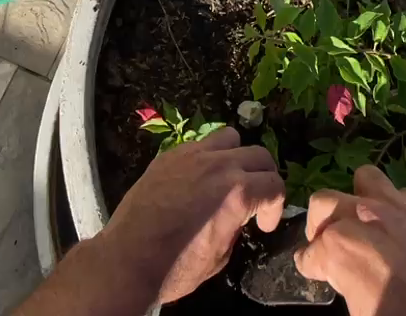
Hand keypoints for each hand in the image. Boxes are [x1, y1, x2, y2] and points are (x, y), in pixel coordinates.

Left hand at [99, 126, 286, 302]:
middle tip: (255, 198)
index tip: (263, 224)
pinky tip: (198, 179)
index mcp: (237, 192)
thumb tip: (239, 215)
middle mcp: (220, 165)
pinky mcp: (171, 153)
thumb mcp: (220, 256)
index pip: (275, 184)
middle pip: (259, 155)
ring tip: (227, 178)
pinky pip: (200, 143)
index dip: (275, 207)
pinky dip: (208, 156)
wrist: (129, 258)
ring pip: (230, 137)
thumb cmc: (177, 267)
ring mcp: (193, 154)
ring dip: (236, 156)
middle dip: (263, 177)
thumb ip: (237, 225)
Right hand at [295, 165, 405, 315]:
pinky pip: (404, 195)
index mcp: (341, 251)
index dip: (313, 264)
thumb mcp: (365, 314)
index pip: (309, 253)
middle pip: (323, 202)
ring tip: (371, 221)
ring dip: (361, 199)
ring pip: (364, 178)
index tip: (318, 269)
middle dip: (321, 224)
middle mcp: (362, 218)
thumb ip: (348, 284)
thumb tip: (347, 275)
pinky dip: (400, 211)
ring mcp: (397, 205)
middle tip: (332, 241)